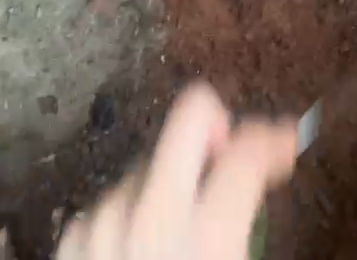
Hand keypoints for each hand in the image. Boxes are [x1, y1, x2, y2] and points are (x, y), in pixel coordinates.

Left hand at [58, 83, 298, 259]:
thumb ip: (246, 215)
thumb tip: (259, 173)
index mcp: (203, 235)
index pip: (247, 148)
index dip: (275, 136)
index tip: (285, 140)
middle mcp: (147, 213)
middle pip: (190, 112)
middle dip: (219, 121)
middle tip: (232, 154)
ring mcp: (102, 220)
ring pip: (152, 162)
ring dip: (173, 180)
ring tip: (181, 227)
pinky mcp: (70, 238)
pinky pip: (116, 197)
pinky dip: (134, 209)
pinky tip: (141, 244)